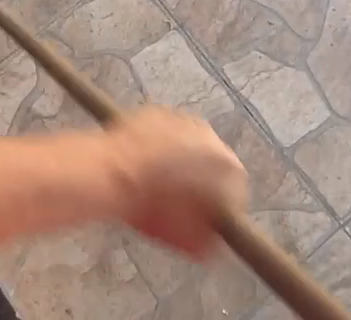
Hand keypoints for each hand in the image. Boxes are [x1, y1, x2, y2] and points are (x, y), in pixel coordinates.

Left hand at [105, 106, 246, 257]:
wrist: (115, 170)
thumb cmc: (156, 206)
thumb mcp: (193, 240)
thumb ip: (213, 235)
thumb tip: (212, 234)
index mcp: (231, 169)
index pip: (235, 193)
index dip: (218, 209)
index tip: (202, 219)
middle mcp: (212, 137)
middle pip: (212, 164)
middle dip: (199, 180)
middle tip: (178, 200)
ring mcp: (183, 118)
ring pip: (189, 145)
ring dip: (179, 159)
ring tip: (158, 179)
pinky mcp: (155, 110)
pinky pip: (164, 130)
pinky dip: (158, 142)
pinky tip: (144, 158)